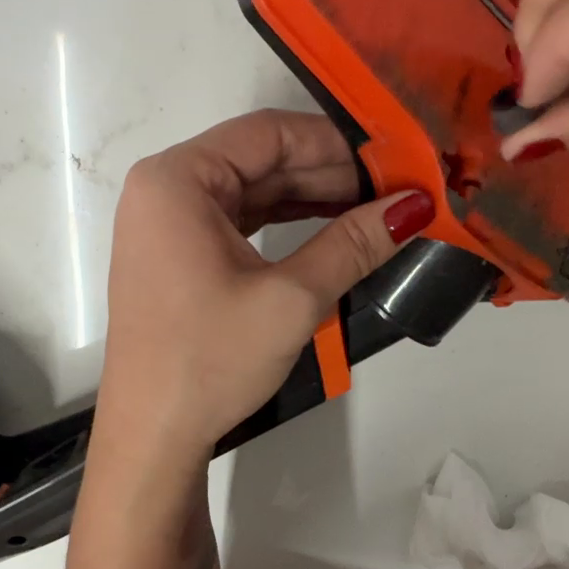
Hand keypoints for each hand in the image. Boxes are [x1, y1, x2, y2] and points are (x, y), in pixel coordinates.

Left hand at [96, 110, 433, 454]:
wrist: (154, 433)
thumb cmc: (212, 360)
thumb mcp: (291, 300)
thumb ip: (352, 245)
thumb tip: (415, 207)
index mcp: (177, 180)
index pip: (268, 134)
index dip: (336, 144)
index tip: (392, 162)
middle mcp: (163, 189)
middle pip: (257, 161)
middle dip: (326, 175)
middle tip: (391, 192)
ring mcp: (165, 226)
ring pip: (249, 194)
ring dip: (308, 202)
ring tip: (371, 213)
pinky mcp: (174, 259)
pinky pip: (234, 225)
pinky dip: (280, 228)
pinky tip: (327, 235)